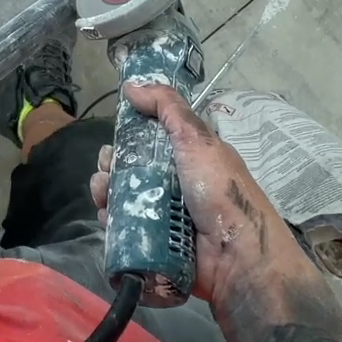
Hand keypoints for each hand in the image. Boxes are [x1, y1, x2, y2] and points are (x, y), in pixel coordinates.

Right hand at [90, 82, 311, 302]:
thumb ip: (166, 106)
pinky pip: (123, 227)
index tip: (113, 140)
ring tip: (102, 194)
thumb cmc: (219, 190)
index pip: (146, 141)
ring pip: (121, 195)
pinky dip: (110, 220)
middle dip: (110, 165)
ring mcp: (163, 214)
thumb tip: (131, 85)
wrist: (238, 256)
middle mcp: (173, 183)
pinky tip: (106, 217)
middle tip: (106, 170)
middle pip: (128, 167)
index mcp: (185, 157)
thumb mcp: (197, 138)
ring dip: (104, 190)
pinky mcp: (154, 242)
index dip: (125, 137)